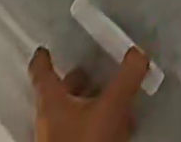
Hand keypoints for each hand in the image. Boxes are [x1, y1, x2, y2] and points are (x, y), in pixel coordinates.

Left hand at [30, 46, 150, 141]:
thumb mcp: (110, 108)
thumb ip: (126, 78)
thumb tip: (138, 51)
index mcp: (51, 102)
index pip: (42, 73)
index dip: (44, 59)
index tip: (44, 48)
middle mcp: (50, 120)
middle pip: (61, 93)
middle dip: (78, 80)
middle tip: (95, 69)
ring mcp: (59, 140)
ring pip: (74, 113)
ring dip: (93, 102)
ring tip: (118, 96)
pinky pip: (84, 132)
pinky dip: (100, 123)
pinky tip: (120, 126)